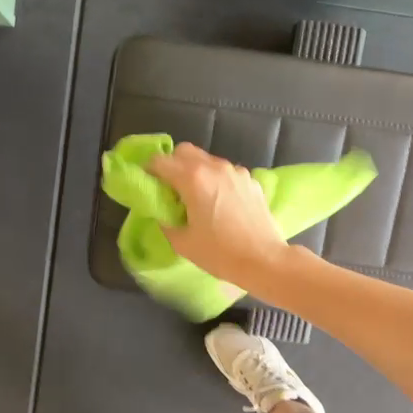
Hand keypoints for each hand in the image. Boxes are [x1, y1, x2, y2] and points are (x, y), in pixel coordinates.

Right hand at [146, 142, 289, 287]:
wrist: (264, 260)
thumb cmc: (219, 253)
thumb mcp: (182, 242)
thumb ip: (165, 219)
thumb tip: (163, 210)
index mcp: (193, 178)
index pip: (160, 161)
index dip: (149, 171)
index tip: (148, 185)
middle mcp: (214, 167)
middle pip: (184, 151)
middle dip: (172, 165)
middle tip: (170, 189)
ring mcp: (236, 171)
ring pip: (207, 160)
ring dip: (195, 171)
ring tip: (196, 197)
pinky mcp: (251, 180)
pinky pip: (225, 172)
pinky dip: (216, 180)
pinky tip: (220, 203)